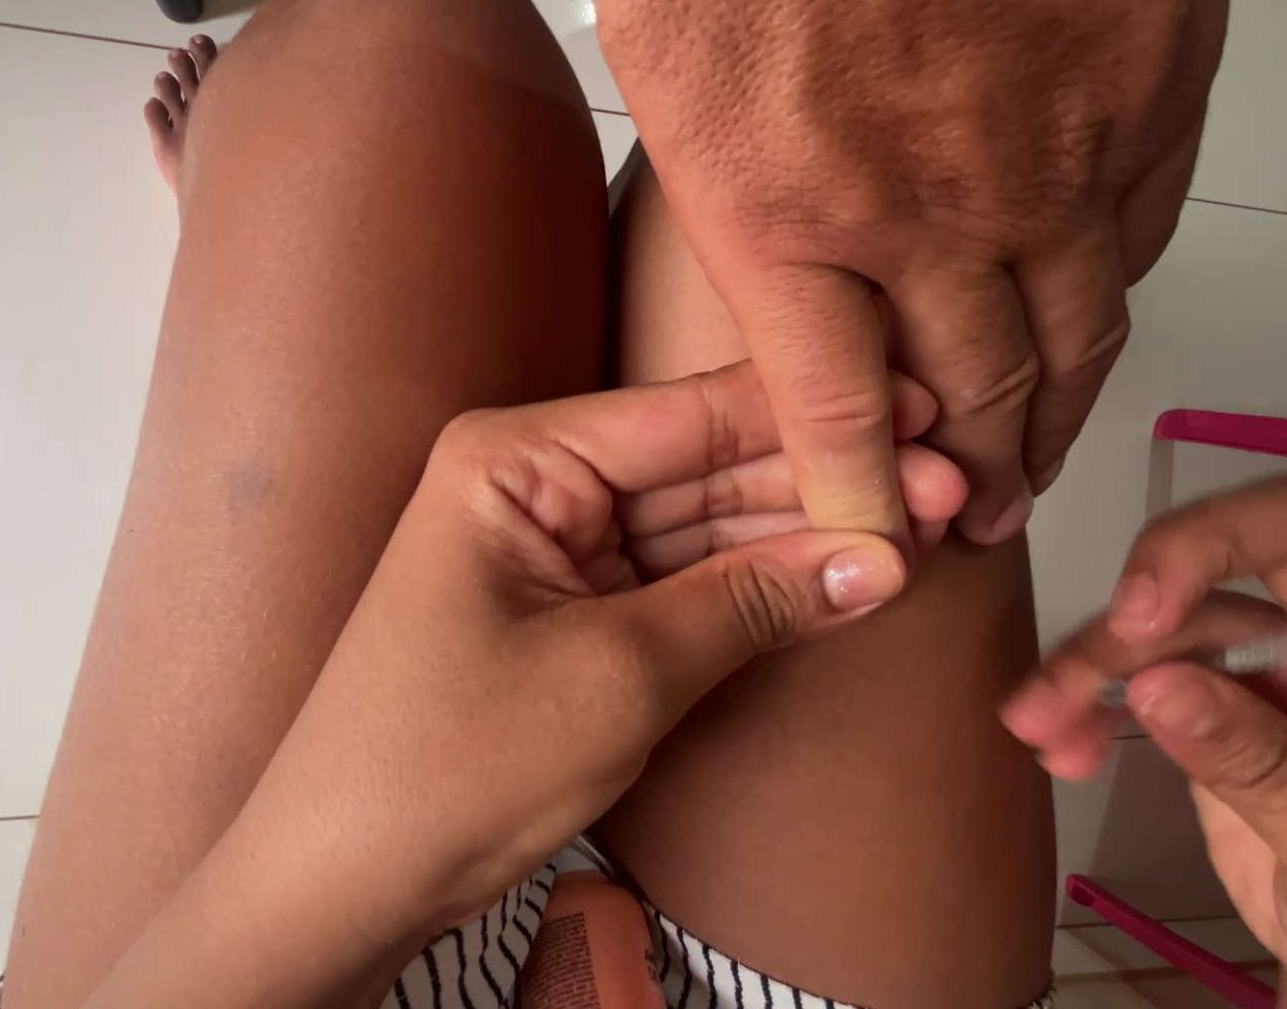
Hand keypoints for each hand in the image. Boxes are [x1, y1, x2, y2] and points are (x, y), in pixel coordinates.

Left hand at [246, 362, 963, 946]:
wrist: (348, 877)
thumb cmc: (444, 766)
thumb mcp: (616, 673)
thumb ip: (748, 603)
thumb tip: (874, 560)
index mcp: (512, 459)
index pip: (683, 417)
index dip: (804, 419)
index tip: (912, 410)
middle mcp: (533, 484)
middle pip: (700, 467)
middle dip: (816, 482)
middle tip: (938, 481)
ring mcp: (557, 546)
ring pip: (700, 525)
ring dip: (799, 535)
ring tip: (914, 526)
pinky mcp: (576, 605)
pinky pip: (680, 579)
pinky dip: (755, 585)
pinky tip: (838, 574)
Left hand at [580, 0, 1226, 542]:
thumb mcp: (678, 103)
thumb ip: (737, 222)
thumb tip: (786, 305)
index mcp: (789, 220)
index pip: (834, 417)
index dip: (857, 498)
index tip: (872, 542)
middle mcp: (928, 205)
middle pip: (971, 392)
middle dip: (970, 477)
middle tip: (972, 524)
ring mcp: (1044, 141)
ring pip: (1071, 329)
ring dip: (1057, 415)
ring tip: (1033, 468)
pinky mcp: (1136, 65)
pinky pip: (1141, 223)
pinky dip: (1115, 292)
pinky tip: (1093, 325)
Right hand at [1003, 309, 1286, 1006]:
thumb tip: (1165, 688)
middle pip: (1286, 527)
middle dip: (1188, 555)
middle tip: (1132, 618)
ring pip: (1179, 604)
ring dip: (1102, 654)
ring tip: (1050, 715)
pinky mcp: (1219, 693)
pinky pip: (1133, 665)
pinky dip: (1082, 696)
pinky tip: (1055, 735)